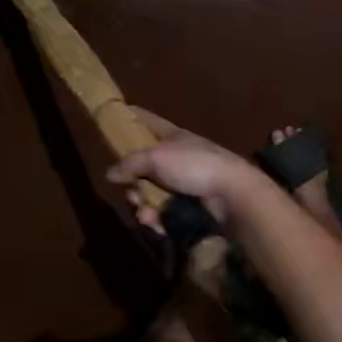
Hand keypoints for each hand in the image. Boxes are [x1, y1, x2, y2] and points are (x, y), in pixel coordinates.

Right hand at [105, 108, 263, 230]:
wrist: (232, 193)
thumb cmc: (195, 164)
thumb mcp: (158, 156)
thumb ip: (131, 162)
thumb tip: (110, 173)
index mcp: (173, 137)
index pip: (149, 121)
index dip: (133, 118)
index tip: (118, 117)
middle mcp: (177, 158)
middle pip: (143, 168)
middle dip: (133, 184)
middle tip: (132, 193)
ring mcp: (184, 184)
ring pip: (151, 194)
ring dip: (144, 206)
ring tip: (146, 214)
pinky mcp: (189, 207)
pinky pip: (164, 213)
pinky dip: (158, 219)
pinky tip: (156, 224)